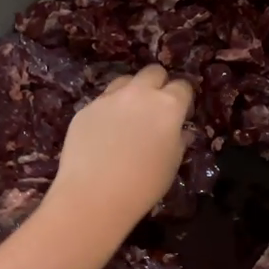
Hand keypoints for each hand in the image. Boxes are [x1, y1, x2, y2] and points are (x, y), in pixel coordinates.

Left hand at [48, 65, 193, 229]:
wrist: (94, 195)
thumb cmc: (144, 185)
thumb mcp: (172, 164)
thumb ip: (178, 140)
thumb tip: (180, 131)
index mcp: (168, 106)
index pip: (183, 87)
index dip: (183, 99)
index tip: (181, 114)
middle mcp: (139, 94)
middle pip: (153, 72)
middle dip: (158, 85)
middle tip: (156, 108)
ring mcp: (109, 98)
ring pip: (125, 81)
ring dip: (132, 92)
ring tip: (129, 116)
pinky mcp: (86, 108)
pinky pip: (103, 100)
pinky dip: (109, 110)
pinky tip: (105, 133)